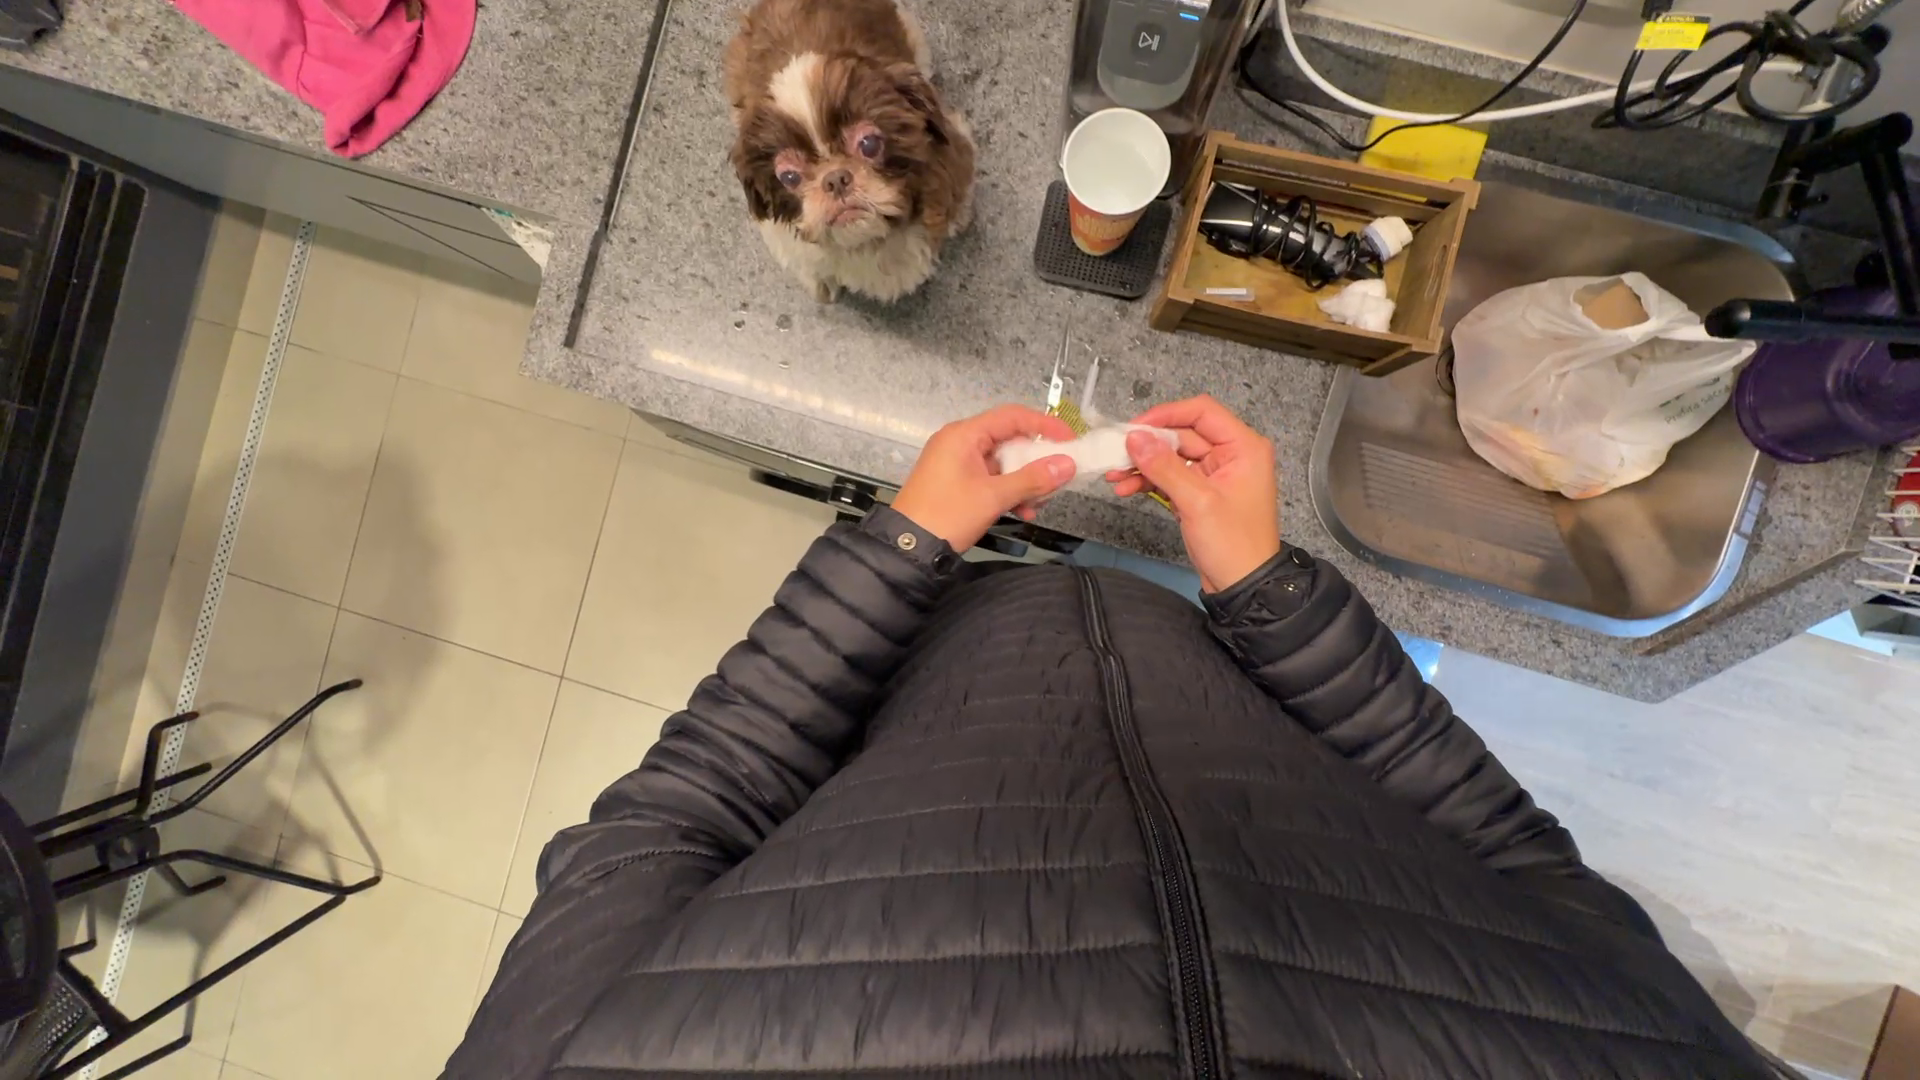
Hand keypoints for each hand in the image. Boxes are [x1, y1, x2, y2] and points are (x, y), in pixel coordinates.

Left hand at [893, 405, 1076, 551]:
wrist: (906, 548)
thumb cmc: (947, 516)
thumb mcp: (994, 497)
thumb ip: (1033, 479)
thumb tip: (1067, 465)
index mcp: (964, 435)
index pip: (1012, 416)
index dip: (1045, 426)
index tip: (1070, 440)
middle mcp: (959, 442)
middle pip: (1008, 440)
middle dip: (1035, 460)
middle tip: (1059, 475)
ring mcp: (956, 463)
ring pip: (1001, 463)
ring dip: (1024, 480)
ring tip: (1039, 502)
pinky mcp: (955, 482)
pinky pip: (990, 478)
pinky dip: (1008, 491)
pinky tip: (1022, 511)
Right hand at [1105, 395, 1279, 591]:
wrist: (1243, 585)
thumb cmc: (1232, 544)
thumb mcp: (1197, 502)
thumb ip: (1164, 467)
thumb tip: (1134, 438)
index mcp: (1243, 447)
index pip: (1202, 412)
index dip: (1165, 415)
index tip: (1133, 428)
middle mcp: (1230, 454)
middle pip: (1182, 434)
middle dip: (1147, 445)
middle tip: (1115, 454)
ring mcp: (1214, 473)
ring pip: (1172, 456)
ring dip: (1143, 464)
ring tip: (1114, 475)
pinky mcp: (1199, 492)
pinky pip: (1170, 476)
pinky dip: (1149, 480)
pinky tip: (1126, 487)